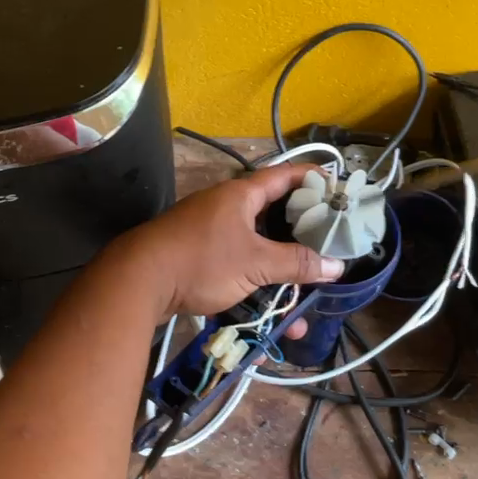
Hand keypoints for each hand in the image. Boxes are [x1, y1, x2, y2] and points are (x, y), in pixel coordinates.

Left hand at [105, 163, 343, 327]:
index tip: (337, 188)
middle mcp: (225, 206)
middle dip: (300, 231)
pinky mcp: (198, 254)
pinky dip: (256, 276)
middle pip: (272, 211)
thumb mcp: (255, 262)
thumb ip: (295, 264)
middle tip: (327, 242)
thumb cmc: (202, 260)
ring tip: (303, 285)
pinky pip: (237, 260)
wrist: (139, 280)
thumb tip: (335, 266)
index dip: (312, 178)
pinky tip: (269, 302)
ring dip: (279, 263)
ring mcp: (209, 230)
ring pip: (255, 242)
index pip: (284, 176)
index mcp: (240, 195)